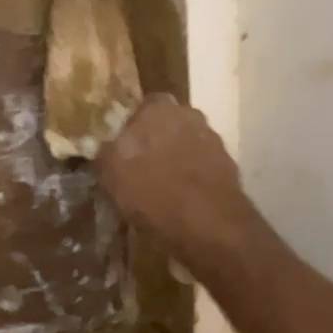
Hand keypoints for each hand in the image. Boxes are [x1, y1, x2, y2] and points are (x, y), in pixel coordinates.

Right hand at [98, 94, 264, 265]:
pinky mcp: (228, 164)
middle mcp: (187, 114)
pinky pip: (201, 164)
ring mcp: (212, 139)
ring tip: (161, 185)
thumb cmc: (152, 193)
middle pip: (166, 123)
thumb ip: (104, 153)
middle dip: (155, 139)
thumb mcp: (110, 176)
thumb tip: (103, 148)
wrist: (209, 225)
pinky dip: (192, 175)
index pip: (139, 107)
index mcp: (155, 109)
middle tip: (139, 165)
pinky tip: (181, 197)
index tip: (122, 148)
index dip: (130, 127)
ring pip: (185, 142)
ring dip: (175, 157)